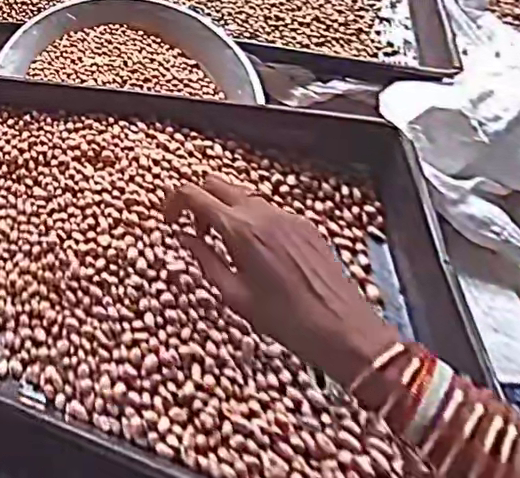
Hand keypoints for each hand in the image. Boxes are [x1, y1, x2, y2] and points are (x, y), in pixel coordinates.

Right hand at [164, 177, 397, 385]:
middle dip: (198, 199)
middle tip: (195, 228)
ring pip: (241, 194)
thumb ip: (203, 259)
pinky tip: (259, 251)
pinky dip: (251, 218)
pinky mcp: (305, 224)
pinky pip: (268, 209)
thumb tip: (183, 236)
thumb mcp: (234, 295)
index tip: (170, 219)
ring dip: (224, 208)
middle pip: (215, 183)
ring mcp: (286, 215)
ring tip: (226, 243)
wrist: (350, 336)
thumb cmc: (288, 322)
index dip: (173, 202)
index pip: (192, 193)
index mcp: (240, 229)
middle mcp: (262, 213)